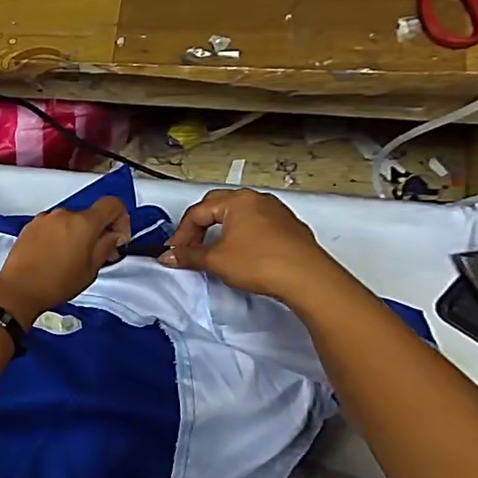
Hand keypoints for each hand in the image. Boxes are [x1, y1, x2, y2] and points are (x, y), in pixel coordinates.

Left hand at [0, 196, 130, 325]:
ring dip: (75, 234)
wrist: (19, 289)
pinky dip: (58, 236)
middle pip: (89, 215)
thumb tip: (113, 235)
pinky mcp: (30, 226)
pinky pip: (52, 226)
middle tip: (96, 254)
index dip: (121, 218)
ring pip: (69, 221)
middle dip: (96, 231)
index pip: (112, 204)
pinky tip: (53, 256)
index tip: (118, 237)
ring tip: (71, 259)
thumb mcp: (91, 270)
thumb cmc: (57, 283)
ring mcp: (44, 219)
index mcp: (84, 222)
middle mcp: (63, 214)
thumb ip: (106, 247)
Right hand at [157, 189, 344, 301]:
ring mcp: (276, 211)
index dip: (182, 234)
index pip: (198, 212)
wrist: (307, 278)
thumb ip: (188, 256)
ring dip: (221, 229)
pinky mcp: (289, 227)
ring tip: (214, 251)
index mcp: (236, 200)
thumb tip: (169, 256)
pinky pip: (257, 224)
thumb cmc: (262, 263)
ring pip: (239, 214)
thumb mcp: (216, 261)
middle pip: (217, 206)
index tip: (175, 251)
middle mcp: (257, 199)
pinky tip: (241, 254)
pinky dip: (242, 235)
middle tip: (190, 246)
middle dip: (200, 226)